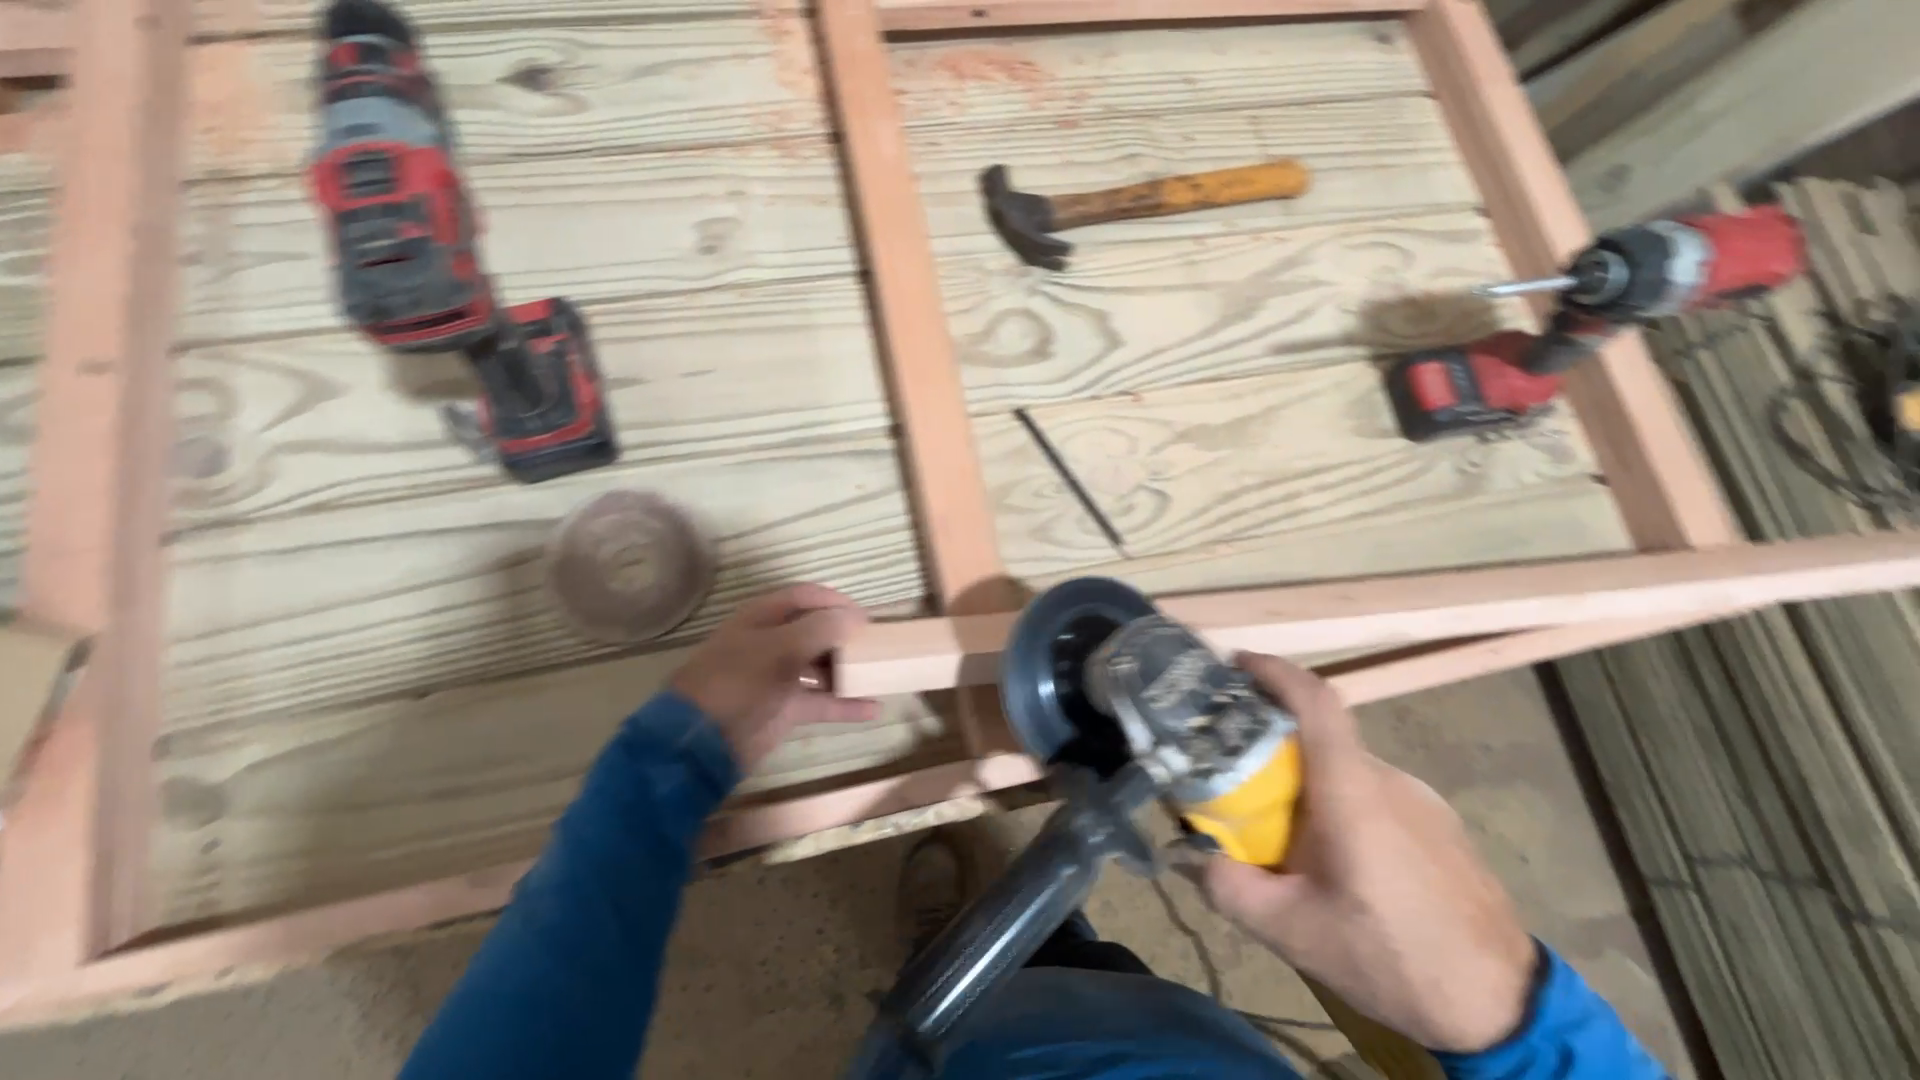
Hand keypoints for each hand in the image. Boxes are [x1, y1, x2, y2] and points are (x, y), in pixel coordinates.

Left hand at [670, 584, 878, 772]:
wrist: (700, 741)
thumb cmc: (738, 682)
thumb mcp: (780, 649)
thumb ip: (821, 629)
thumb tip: (857, 618)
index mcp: (762, 618)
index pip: (806, 597)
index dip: (836, 602)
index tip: (867, 618)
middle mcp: (772, 643)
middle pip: (816, 631)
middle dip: (847, 637)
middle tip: (878, 646)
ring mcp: (778, 678)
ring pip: (822, 667)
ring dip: (849, 670)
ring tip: (880, 674)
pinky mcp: (785, 709)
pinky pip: (822, 702)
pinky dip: (845, 705)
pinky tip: (873, 708)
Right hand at [1182, 654, 1538, 1053]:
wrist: (1504, 1007)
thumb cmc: (1392, 958)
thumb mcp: (1292, 932)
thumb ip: (1228, 886)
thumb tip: (1186, 853)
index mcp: (1353, 792)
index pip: (1315, 702)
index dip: (1274, 672)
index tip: (1234, 665)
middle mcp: (1390, 780)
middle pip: (1320, 737)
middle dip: (1270, 742)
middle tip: (1229, 772)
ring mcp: (1423, 800)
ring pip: (1346, 769)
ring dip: (1304, 780)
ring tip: (1274, 828)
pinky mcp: (1440, 824)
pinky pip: (1374, 793)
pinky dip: (1337, 802)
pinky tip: (1330, 857)